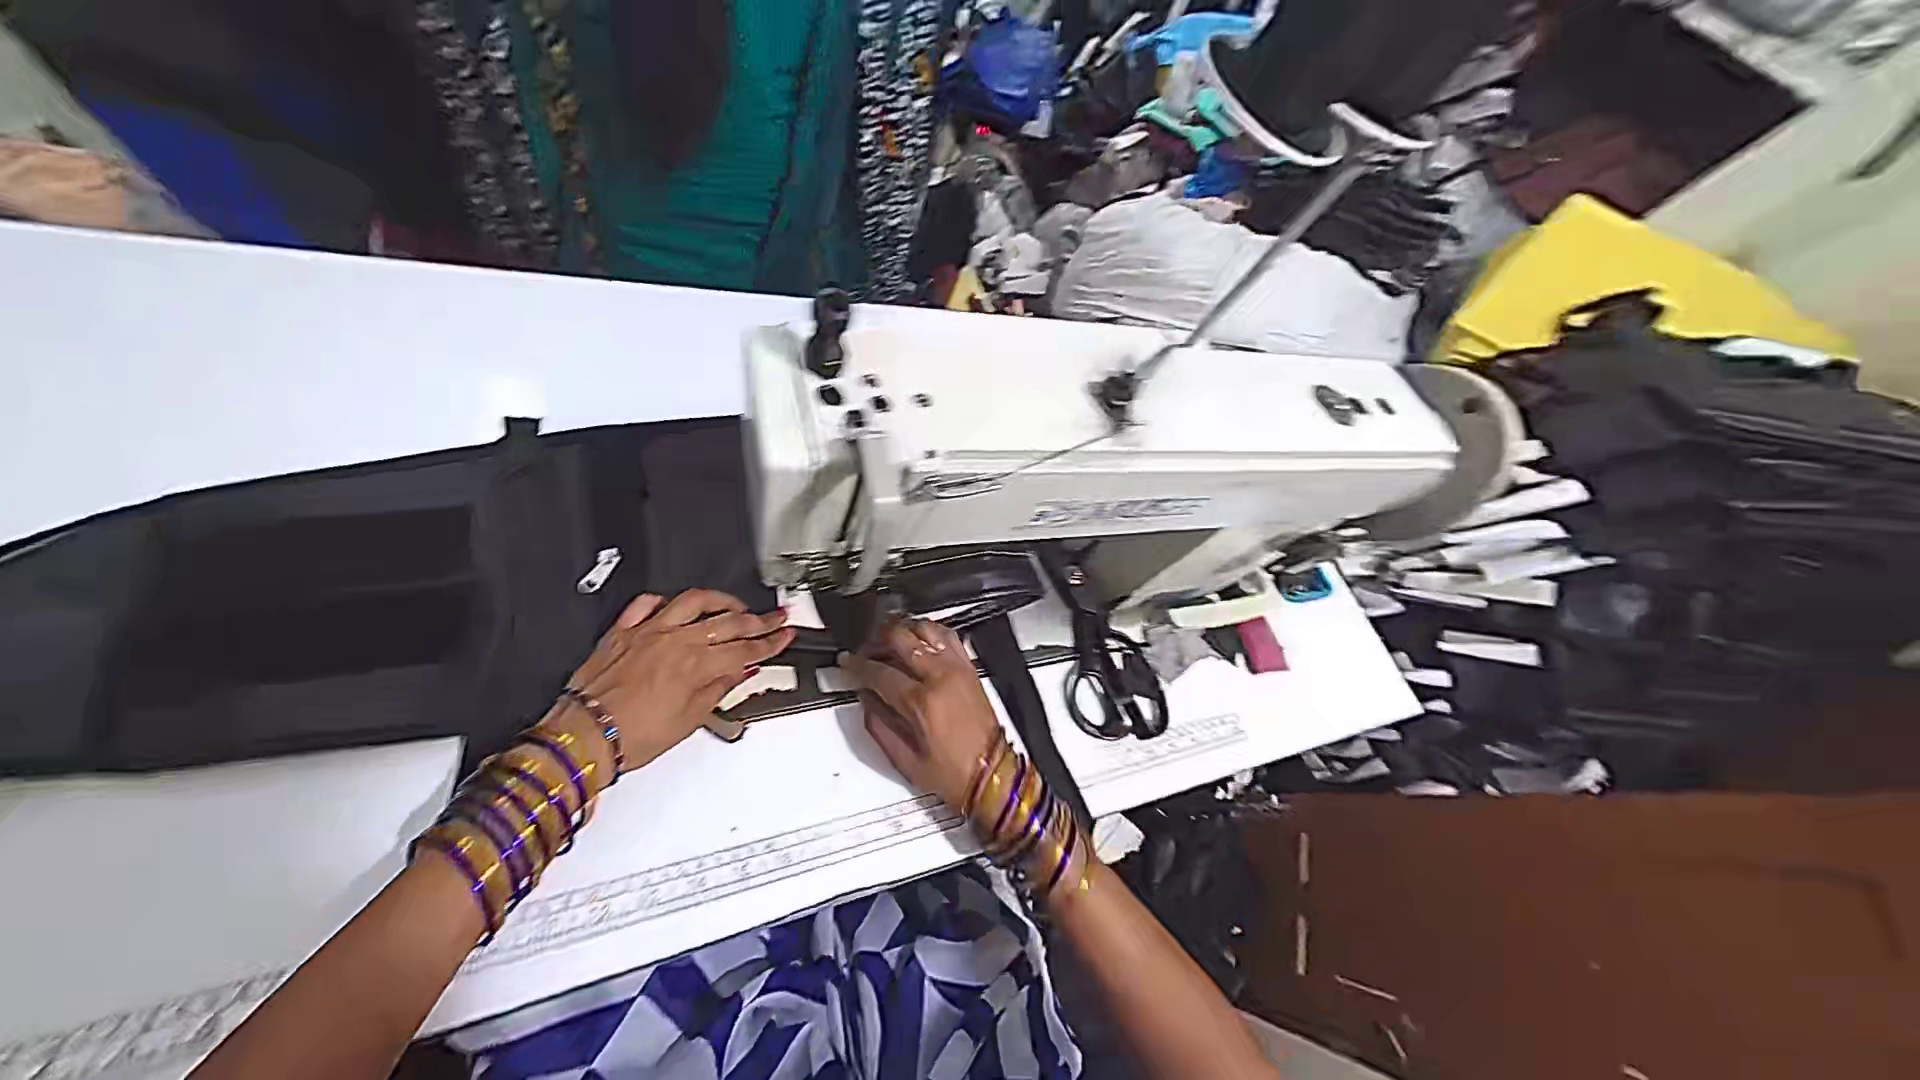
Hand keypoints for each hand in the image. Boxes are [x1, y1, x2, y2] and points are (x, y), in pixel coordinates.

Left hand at [551, 589, 793, 776]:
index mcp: (697, 665)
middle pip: (730, 622)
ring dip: (721, 600)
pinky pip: (647, 603)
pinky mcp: (624, 631)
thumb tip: (740, 671)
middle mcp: (676, 641)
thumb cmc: (631, 734)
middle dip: (760, 619)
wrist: (585, 735)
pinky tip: (675, 603)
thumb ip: (720, 688)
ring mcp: (650, 631)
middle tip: (775, 617)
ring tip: (734, 603)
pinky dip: (665, 600)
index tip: (784, 635)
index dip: (772, 642)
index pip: (746, 648)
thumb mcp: (690, 719)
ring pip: (694, 601)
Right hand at [839, 618, 1001, 812]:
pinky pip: (947, 635)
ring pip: (924, 628)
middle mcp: (941, 677)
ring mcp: (958, 669)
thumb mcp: (905, 760)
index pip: (880, 671)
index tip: (847, 663)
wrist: (993, 775)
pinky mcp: (969, 668)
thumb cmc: (957, 774)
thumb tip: (866, 700)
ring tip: (888, 641)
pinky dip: (928, 631)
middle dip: (875, 640)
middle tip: (865, 650)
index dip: (857, 665)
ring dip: (901, 630)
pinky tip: (918, 639)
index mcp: (922, 703)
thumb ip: (879, 725)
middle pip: (900, 638)